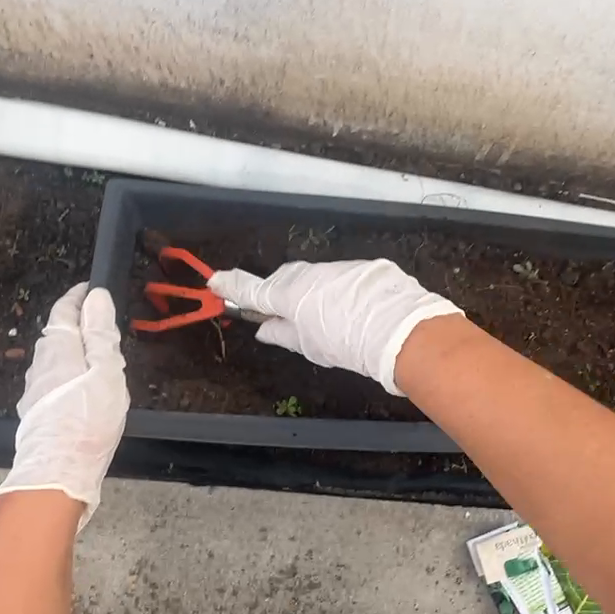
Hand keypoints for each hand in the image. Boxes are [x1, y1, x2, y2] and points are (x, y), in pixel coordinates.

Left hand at [0, 283, 128, 524]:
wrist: (58, 470)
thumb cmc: (88, 418)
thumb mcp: (106, 371)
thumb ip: (100, 335)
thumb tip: (95, 297)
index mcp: (58, 349)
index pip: (63, 312)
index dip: (76, 298)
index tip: (89, 289)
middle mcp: (40, 365)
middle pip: (55, 336)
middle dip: (75, 324)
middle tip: (100, 324)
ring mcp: (35, 391)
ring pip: (53, 360)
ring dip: (71, 351)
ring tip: (95, 357)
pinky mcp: (37, 412)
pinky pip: (53, 382)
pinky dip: (67, 374)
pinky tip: (80, 390)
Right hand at [207, 259, 461, 395]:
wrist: (399, 330)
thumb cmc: (349, 345)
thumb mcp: (310, 346)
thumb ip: (283, 334)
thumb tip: (264, 328)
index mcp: (290, 295)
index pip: (253, 290)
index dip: (232, 286)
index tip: (215, 280)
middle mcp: (310, 275)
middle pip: (284, 279)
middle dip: (278, 291)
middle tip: (280, 312)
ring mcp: (338, 268)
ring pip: (315, 277)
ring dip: (312, 292)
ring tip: (324, 316)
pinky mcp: (364, 267)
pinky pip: (341, 277)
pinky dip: (338, 290)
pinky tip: (350, 309)